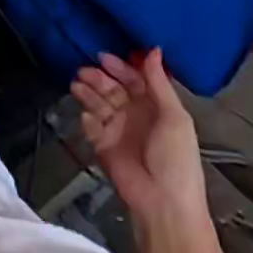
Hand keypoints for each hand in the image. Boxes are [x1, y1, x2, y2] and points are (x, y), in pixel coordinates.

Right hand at [72, 49, 207, 226]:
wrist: (162, 202)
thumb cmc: (176, 158)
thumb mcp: (174, 116)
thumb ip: (160, 83)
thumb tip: (153, 50)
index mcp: (156, 106)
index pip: (135, 79)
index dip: (120, 67)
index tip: (104, 56)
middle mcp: (135, 114)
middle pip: (113, 89)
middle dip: (99, 78)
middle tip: (84, 70)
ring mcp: (118, 130)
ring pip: (99, 104)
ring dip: (88, 93)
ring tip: (77, 84)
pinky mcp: (103, 146)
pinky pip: (92, 127)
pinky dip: (87, 119)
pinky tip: (85, 114)